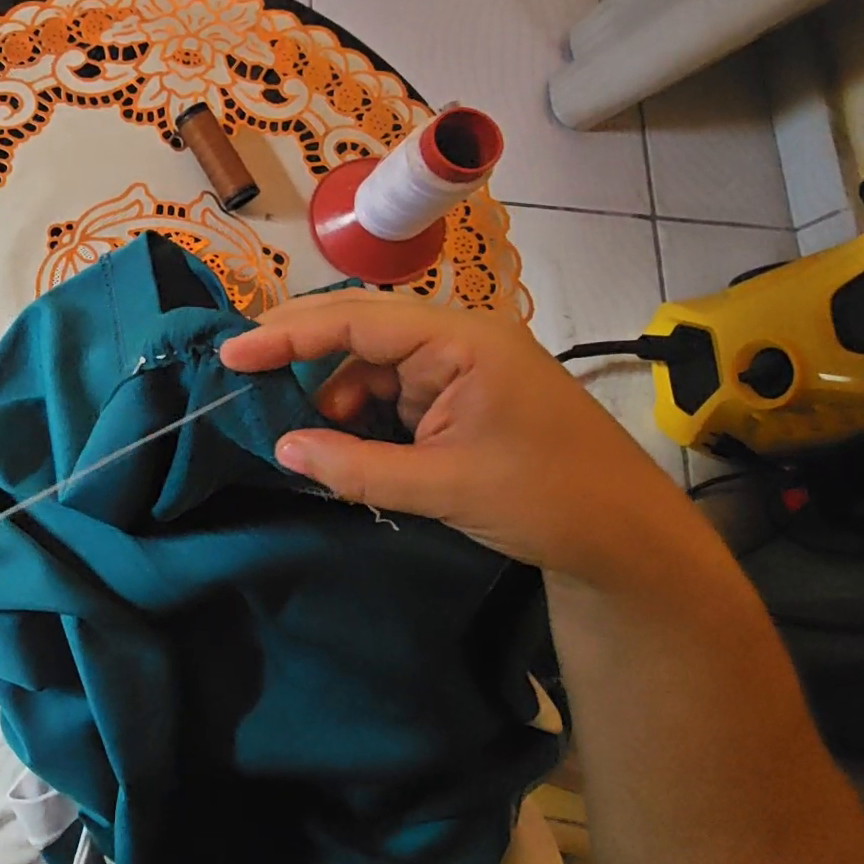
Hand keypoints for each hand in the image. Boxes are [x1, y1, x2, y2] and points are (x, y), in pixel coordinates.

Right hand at [219, 289, 699, 588]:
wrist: (631, 544)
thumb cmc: (551, 502)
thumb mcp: (445, 487)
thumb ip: (357, 466)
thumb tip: (282, 448)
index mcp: (462, 341)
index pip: (357, 320)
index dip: (288, 334)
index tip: (231, 353)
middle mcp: (455, 339)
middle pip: (357, 324)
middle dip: (299, 346)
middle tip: (241, 366)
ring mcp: (455, 366)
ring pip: (366, 362)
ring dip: (330, 394)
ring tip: (304, 434)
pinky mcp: (454, 395)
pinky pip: (386, 390)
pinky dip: (356, 413)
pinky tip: (341, 443)